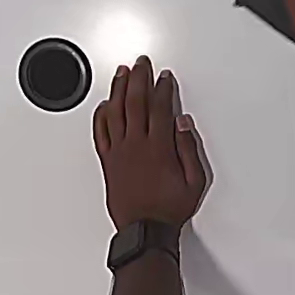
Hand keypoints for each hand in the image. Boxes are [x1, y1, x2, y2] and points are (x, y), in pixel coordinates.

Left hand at [92, 57, 209, 229]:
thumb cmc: (168, 209)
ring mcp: (119, 152)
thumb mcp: (194, 181)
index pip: (159, 107)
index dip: (162, 88)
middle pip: (135, 102)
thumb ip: (189, 149)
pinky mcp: (107, 161)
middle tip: (141, 63)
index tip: (164, 77)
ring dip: (118, 89)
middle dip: (139, 78)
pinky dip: (101, 115)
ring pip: (115, 112)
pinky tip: (103, 105)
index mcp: (158, 148)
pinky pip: (100, 132)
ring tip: (121, 73)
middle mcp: (136, 145)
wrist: (144, 231)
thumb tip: (183, 124)